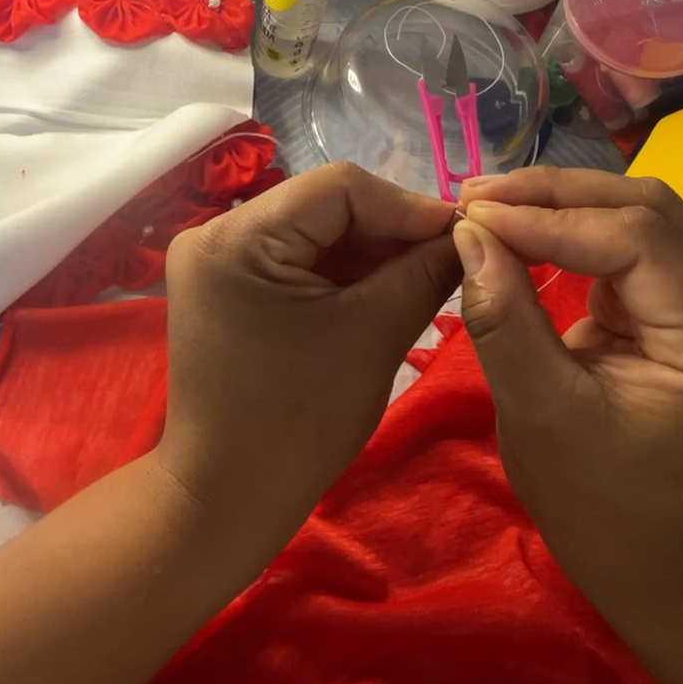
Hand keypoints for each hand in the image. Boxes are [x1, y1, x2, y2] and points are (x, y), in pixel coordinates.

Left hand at [157, 163, 461, 537]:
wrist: (230, 495)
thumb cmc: (301, 421)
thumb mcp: (373, 335)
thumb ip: (424, 271)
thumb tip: (469, 233)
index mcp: (236, 237)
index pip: (337, 188)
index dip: (407, 205)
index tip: (463, 232)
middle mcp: (213, 234)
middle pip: (322, 207)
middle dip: (389, 231)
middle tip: (449, 257)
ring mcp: (215, 261)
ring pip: (311, 233)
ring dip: (369, 253)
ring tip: (424, 275)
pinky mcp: (225, 287)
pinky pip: (293, 261)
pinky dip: (340, 273)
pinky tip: (382, 290)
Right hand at [451, 168, 682, 593]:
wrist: (649, 551)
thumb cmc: (592, 498)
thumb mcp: (536, 412)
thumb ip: (503, 318)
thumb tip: (469, 233)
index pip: (641, 244)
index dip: (552, 219)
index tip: (474, 215)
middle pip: (653, 214)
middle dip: (557, 196)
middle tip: (475, 197)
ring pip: (648, 218)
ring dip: (566, 204)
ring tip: (493, 205)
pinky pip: (640, 245)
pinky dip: (579, 230)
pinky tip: (530, 230)